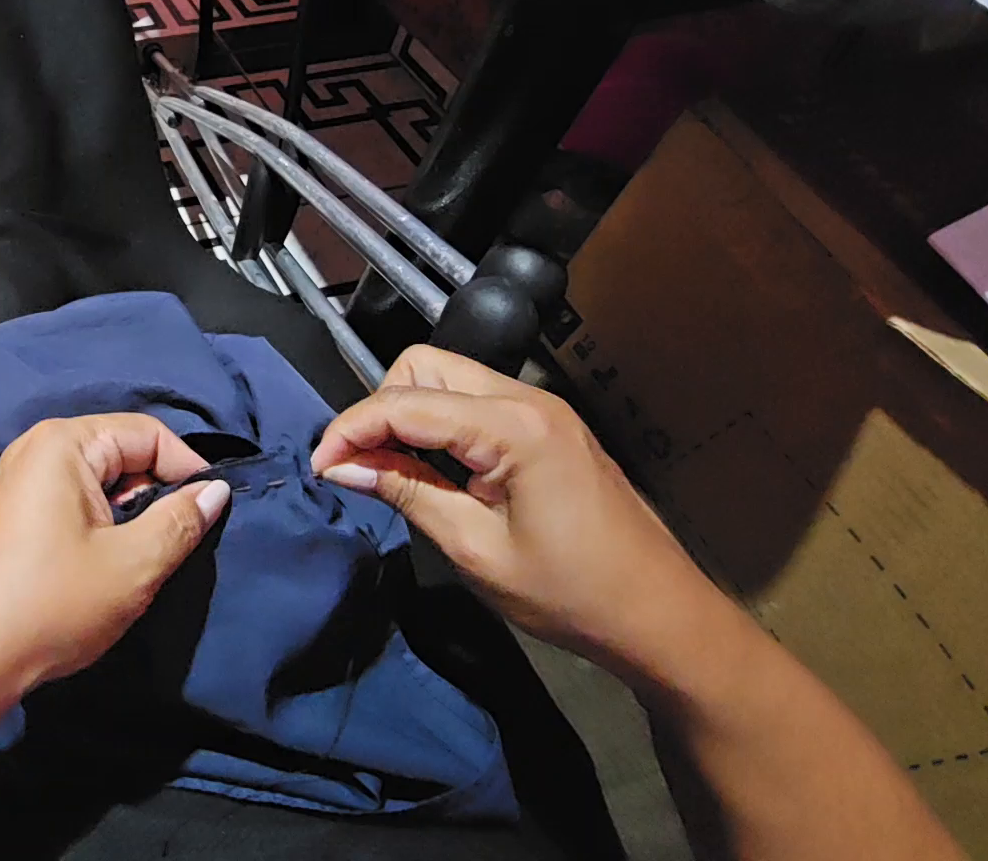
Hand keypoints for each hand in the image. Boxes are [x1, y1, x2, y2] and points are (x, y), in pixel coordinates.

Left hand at [0, 414, 231, 697]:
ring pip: (100, 479)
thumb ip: (180, 521)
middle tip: (175, 543)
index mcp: (64, 443)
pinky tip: (105, 563)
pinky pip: (73, 497)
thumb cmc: (51, 603)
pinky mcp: (13, 510)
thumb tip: (216, 491)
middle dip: (157, 492)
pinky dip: (101, 521)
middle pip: (122, 451)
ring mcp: (20, 478)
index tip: (210, 515)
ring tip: (140, 559)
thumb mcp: (132, 565)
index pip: (148, 433)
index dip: (187, 470)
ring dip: (130, 512)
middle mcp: (38, 447)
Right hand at [310, 346, 730, 676]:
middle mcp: (527, 400)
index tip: (320, 467)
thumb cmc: (573, 594)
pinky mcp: (543, 426)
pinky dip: (433, 422)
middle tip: (361, 463)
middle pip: (422, 367)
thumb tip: (339, 466)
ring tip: (387, 466)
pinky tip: (426, 465)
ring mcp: (539, 409)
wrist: (666, 622)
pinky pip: (468, 401)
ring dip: (404, 412)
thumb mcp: (474, 548)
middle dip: (378, 409)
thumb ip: (404, 491)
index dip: (350, 430)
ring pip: (442, 376)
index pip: (404, 403)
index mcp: (514, 428)